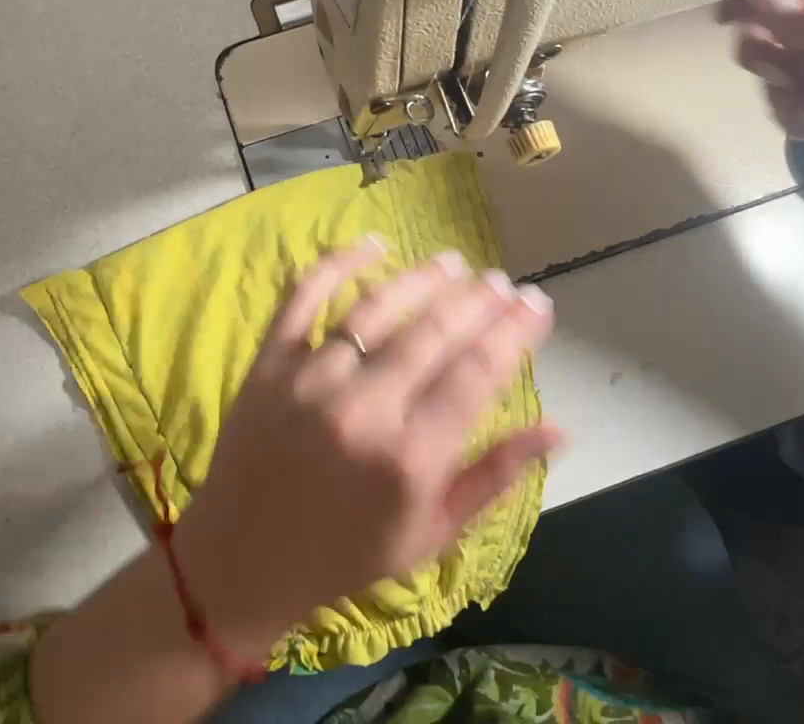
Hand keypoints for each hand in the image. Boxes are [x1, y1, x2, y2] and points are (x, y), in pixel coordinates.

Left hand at [170, 237, 560, 657]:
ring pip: (376, 309)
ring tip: (454, 264)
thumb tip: (560, 429)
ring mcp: (309, 380)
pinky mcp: (267, 364)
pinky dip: (337, 264)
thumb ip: (495, 477)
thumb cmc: (346, 554)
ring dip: (422, 279)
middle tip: (501, 282)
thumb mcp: (431, 533)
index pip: (477, 375)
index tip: (536, 304)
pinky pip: (303, 297)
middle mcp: (363, 410)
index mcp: (410, 459)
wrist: (243, 559)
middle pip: (433, 335)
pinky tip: (371, 245)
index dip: (513, 333)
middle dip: (476, 302)